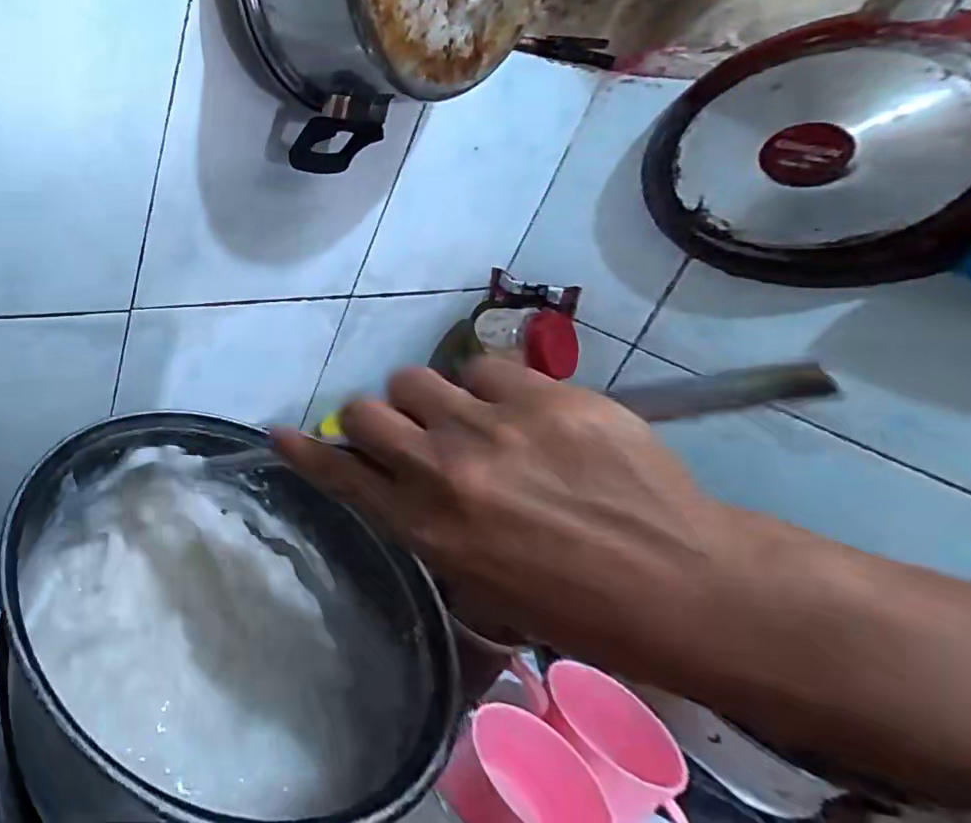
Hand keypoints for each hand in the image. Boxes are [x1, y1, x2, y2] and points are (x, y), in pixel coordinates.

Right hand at [271, 358, 734, 659]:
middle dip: (378, 420)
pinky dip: (491, 388)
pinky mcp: (543, 396)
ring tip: (469, 417)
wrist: (691, 585)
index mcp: (425, 527)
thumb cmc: (576, 604)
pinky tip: (523, 413)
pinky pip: (483, 367)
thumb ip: (423, 525)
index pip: (340, 474)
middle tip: (412, 432)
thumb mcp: (476, 583)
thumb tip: (393, 481)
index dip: (304, 451)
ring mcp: (491, 427)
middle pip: (364, 410)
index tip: (279, 433)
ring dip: (429, 398)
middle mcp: (442, 470)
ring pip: (414, 378)